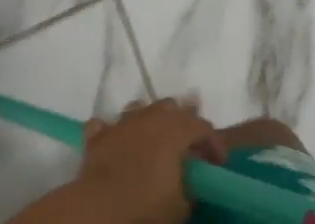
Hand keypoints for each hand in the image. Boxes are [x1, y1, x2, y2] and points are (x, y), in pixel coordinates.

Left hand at [78, 98, 225, 223]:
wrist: (100, 207)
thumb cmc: (147, 204)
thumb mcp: (181, 206)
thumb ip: (191, 190)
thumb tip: (189, 186)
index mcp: (176, 130)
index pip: (204, 127)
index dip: (214, 144)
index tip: (216, 164)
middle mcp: (151, 117)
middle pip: (173, 107)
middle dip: (182, 122)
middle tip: (186, 146)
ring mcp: (122, 123)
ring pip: (140, 107)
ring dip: (148, 120)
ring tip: (152, 139)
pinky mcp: (98, 136)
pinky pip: (104, 124)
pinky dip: (111, 131)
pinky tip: (115, 143)